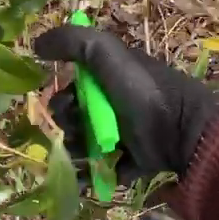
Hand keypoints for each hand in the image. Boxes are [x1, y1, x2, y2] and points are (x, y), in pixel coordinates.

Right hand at [34, 25, 218, 179]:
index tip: (66, 107)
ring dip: (78, 153)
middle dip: (69, 129)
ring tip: (86, 155)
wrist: (182, 129)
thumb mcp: (107, 54)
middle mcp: (116, 105)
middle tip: (79, 133)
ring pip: (86, 147)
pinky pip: (106, 171)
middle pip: (76, 121)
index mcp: (110, 79)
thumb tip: (36, 44)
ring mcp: (126, 134)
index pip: (73, 91)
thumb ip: (73, 41)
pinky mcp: (135, 161)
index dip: (63, 100)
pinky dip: (94, 175)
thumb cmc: (142, 91)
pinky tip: (88, 177)